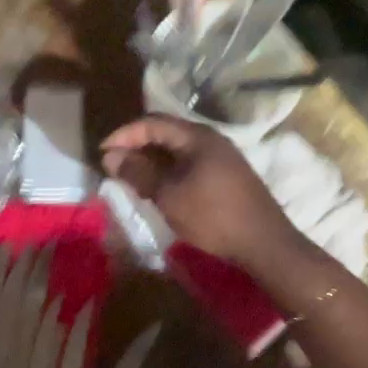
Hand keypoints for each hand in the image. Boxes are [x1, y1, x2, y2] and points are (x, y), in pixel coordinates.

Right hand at [100, 115, 304, 267]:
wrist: (265, 244)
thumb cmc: (214, 216)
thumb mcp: (169, 195)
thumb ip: (139, 173)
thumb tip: (111, 156)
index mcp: (197, 137)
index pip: (153, 123)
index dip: (124, 134)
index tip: (103, 151)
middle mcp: (211, 140)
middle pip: (166, 132)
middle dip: (137, 146)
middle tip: (115, 163)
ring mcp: (222, 158)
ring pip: (178, 150)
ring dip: (152, 160)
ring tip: (132, 177)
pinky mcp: (227, 176)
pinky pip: (189, 164)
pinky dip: (169, 171)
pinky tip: (159, 188)